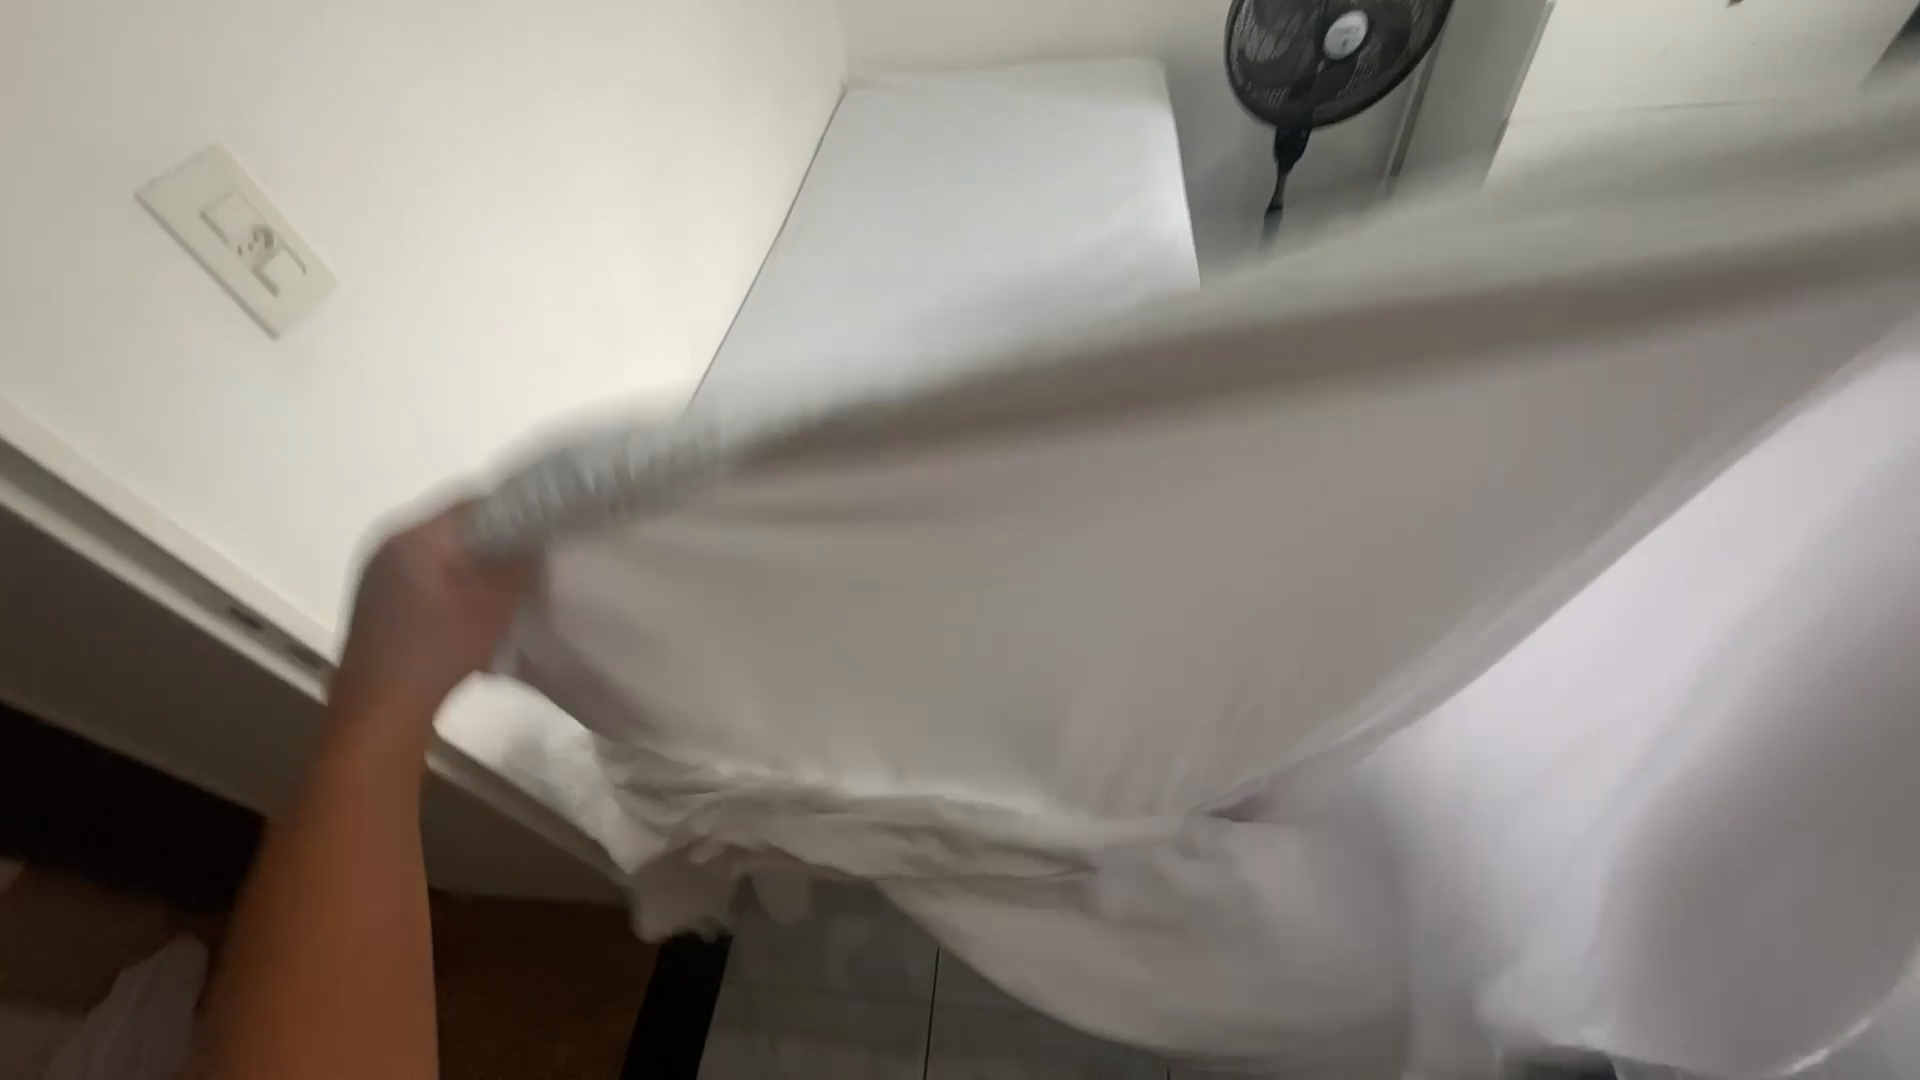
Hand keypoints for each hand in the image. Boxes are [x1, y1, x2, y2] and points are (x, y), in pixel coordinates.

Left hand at [332, 501, 536, 722]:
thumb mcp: (495, 604)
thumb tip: (537, 540)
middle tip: (534, 555)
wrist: (380, 710)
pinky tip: (478, 605)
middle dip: (498, 537)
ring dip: (478, 561)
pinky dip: (457, 580)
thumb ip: (520, 564)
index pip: (471, 501)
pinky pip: (428, 573)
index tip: (546, 525)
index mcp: (413, 536)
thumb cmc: (438, 650)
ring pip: (443, 551)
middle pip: (456, 525)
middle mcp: (388, 545)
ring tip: (511, 582)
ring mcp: (378, 574)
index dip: (515, 508)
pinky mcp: (378, 600)